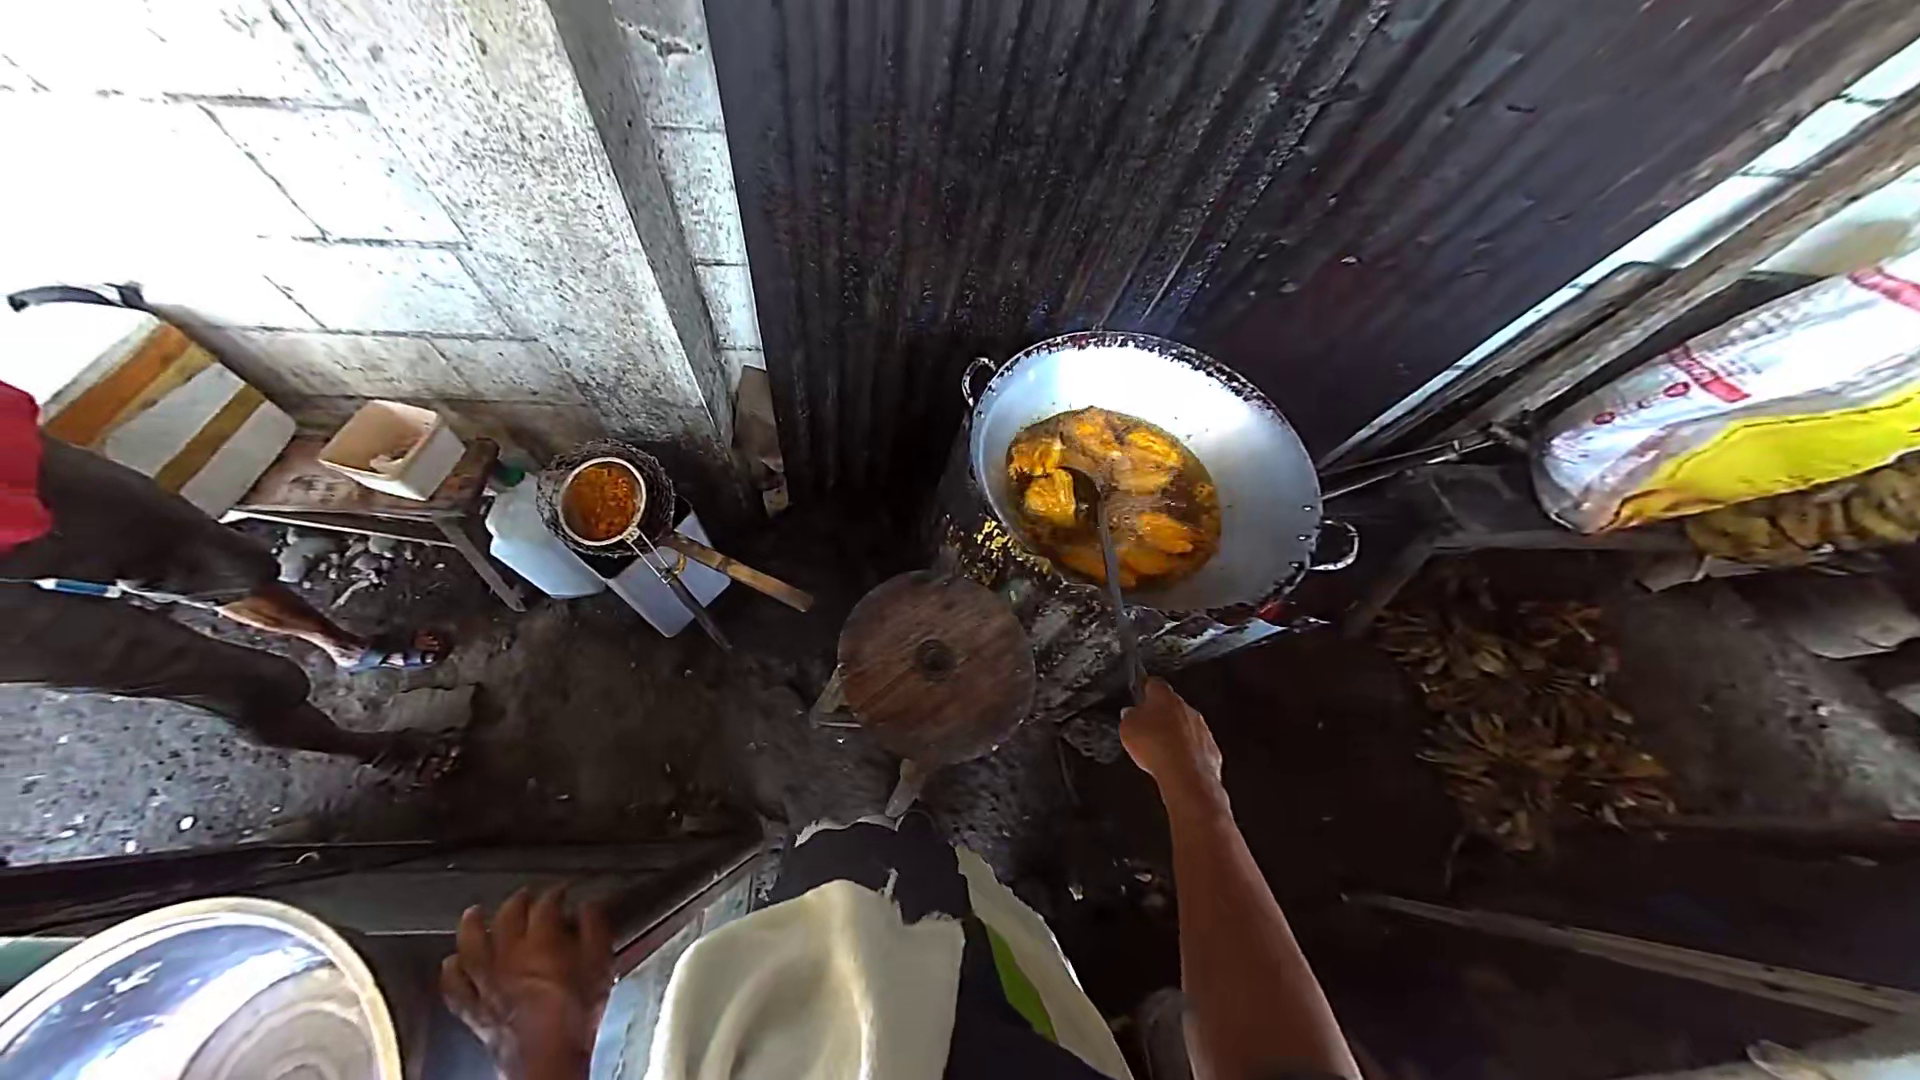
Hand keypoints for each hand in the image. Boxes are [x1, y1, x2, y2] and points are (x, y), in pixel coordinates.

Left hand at [441, 886, 613, 1079]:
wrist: (550, 1061)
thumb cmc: (577, 1012)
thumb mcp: (601, 961)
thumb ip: (596, 927)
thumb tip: (590, 906)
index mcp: (542, 942)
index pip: (547, 904)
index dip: (557, 892)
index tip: (565, 889)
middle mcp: (509, 958)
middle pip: (506, 917)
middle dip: (518, 900)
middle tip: (527, 894)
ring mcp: (488, 985)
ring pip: (471, 947)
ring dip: (470, 927)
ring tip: (473, 913)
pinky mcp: (476, 1011)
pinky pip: (454, 988)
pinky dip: (450, 972)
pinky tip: (451, 962)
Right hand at [1120, 678, 1227, 815]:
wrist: (1185, 776)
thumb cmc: (1157, 748)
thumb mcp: (1127, 728)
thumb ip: (1129, 717)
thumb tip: (1130, 715)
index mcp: (1164, 696)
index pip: (1154, 684)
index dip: (1146, 690)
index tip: (1141, 695)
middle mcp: (1186, 708)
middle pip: (1171, 705)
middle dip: (1161, 716)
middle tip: (1146, 730)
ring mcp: (1201, 728)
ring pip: (1185, 726)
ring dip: (1174, 735)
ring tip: (1159, 751)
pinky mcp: (1211, 749)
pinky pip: (1196, 746)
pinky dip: (1187, 753)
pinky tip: (1174, 764)